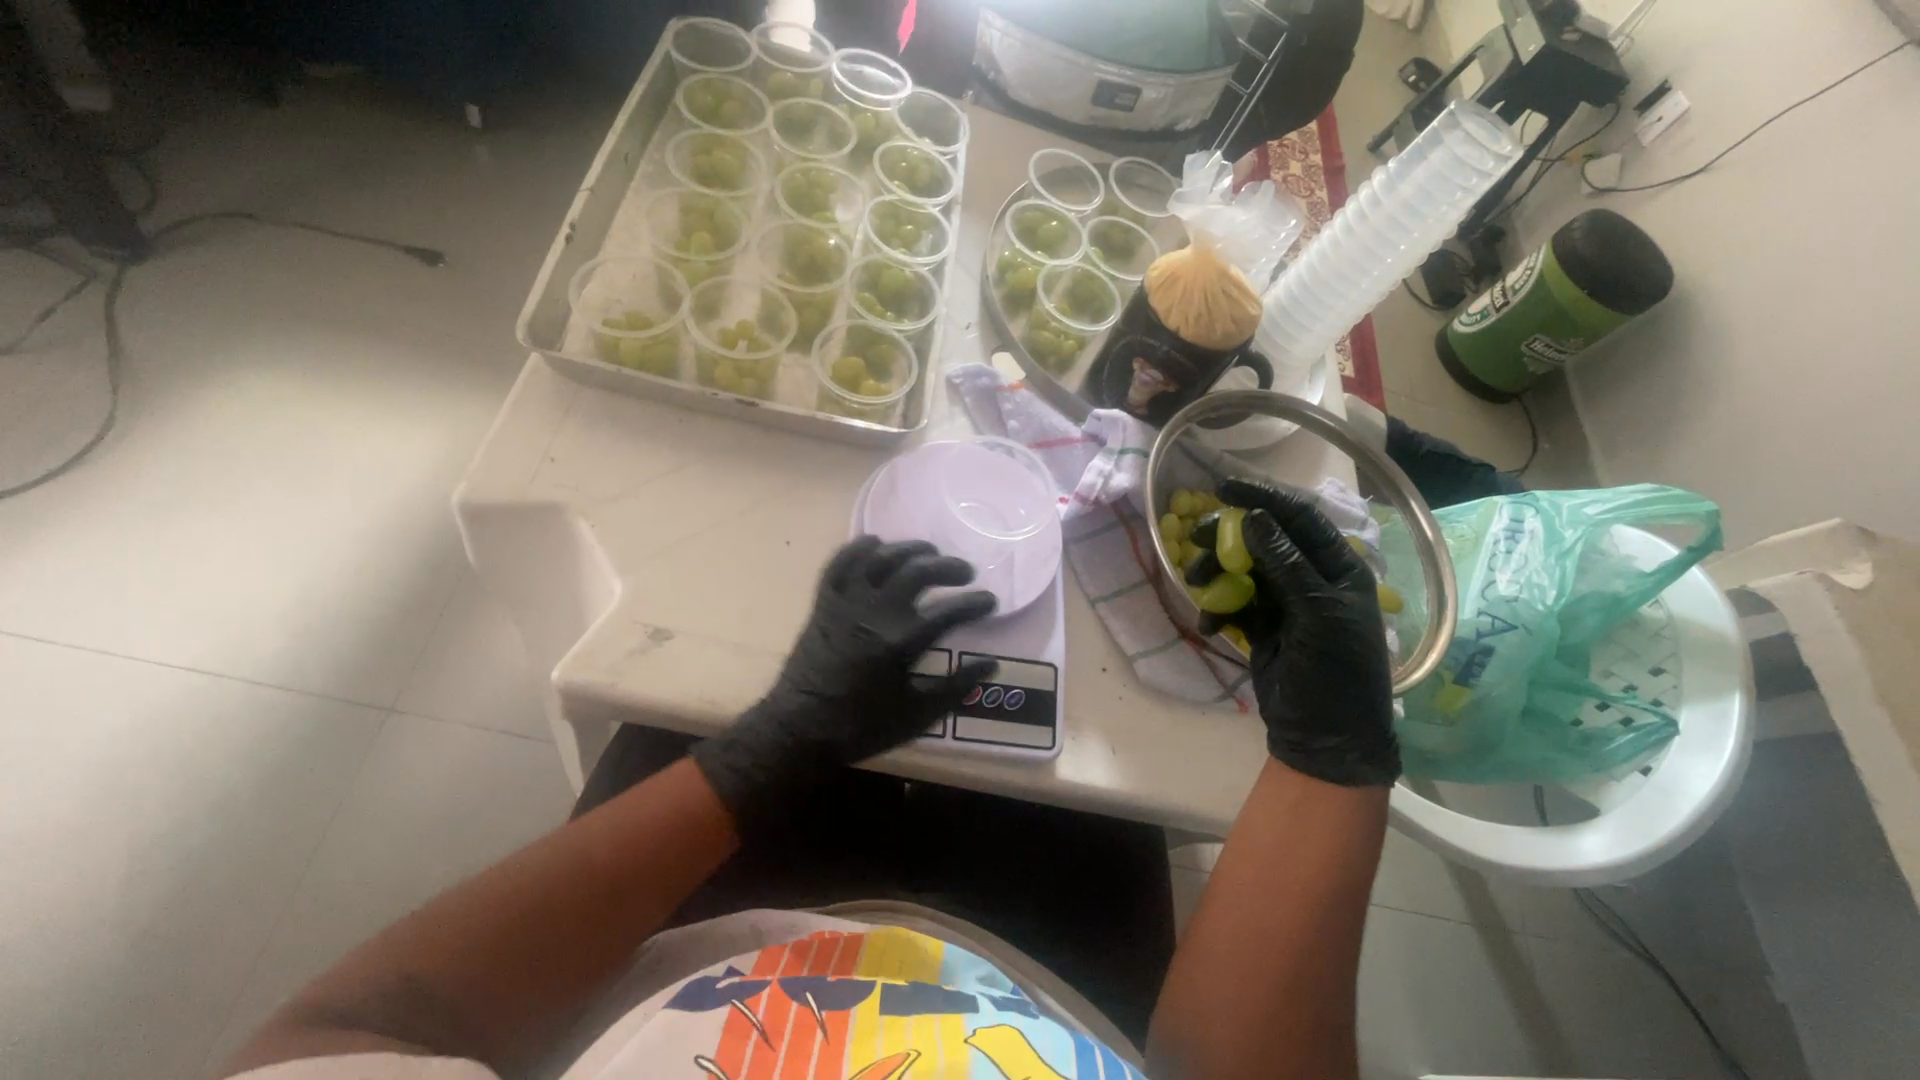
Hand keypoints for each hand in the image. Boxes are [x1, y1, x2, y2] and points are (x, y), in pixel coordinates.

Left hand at [692, 537, 998, 834]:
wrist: (799, 730)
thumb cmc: (862, 726)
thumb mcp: (918, 715)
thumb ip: (956, 687)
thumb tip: (990, 664)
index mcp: (902, 641)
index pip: (950, 610)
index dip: (976, 603)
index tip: (991, 600)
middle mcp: (876, 612)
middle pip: (918, 571)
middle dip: (948, 567)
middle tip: (965, 572)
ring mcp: (846, 603)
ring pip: (881, 558)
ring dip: (909, 549)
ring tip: (929, 552)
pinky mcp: (824, 604)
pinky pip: (840, 564)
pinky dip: (858, 549)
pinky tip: (874, 543)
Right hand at [1218, 478, 1398, 786]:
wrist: (1325, 736)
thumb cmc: (1335, 672)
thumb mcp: (1316, 613)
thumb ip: (1285, 564)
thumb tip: (1255, 517)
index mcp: (1338, 568)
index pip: (1300, 519)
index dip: (1263, 498)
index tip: (1222, 488)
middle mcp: (1311, 579)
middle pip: (1264, 541)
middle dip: (1229, 538)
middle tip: (1197, 538)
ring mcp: (1285, 603)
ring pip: (1243, 571)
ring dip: (1216, 573)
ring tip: (1196, 584)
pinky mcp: (1262, 627)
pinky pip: (1234, 603)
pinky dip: (1218, 608)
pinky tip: (1209, 624)